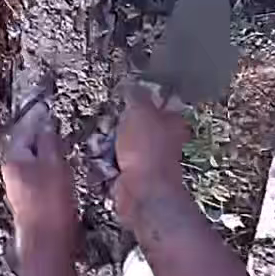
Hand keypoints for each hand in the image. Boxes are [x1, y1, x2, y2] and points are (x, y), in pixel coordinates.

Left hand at [2, 101, 77, 248]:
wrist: (48, 245)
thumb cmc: (51, 203)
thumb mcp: (54, 164)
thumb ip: (49, 142)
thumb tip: (46, 125)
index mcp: (13, 160)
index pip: (24, 131)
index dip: (38, 121)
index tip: (49, 112)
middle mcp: (11, 174)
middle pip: (28, 148)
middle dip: (45, 141)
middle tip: (62, 136)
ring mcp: (19, 189)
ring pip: (35, 165)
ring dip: (50, 159)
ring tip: (66, 157)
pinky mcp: (30, 203)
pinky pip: (40, 180)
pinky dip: (52, 175)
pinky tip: (65, 180)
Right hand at [113, 82, 192, 229]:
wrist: (141, 191)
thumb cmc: (147, 150)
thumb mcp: (140, 111)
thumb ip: (135, 96)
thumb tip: (131, 84)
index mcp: (170, 123)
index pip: (158, 104)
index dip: (142, 100)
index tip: (125, 97)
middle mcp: (160, 142)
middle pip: (134, 124)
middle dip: (118, 125)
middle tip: (110, 124)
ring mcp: (144, 160)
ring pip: (119, 144)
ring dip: (107, 145)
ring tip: (104, 146)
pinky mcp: (129, 177)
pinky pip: (110, 163)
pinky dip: (104, 163)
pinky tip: (104, 163)